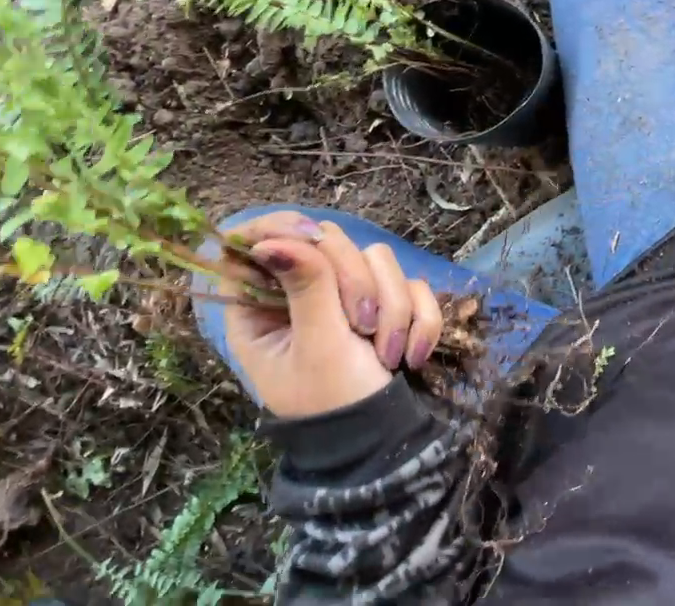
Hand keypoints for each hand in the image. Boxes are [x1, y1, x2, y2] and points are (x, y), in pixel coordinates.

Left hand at [214, 211, 445, 418]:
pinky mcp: (390, 304)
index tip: (314, 239)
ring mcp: (350, 298)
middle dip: (357, 283)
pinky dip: (420, 318)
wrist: (385, 446)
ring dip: (393, 308)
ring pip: (379, 261)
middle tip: (362, 326)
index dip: (282, 228)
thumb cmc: (335, 402)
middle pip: (330, 243)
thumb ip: (306, 286)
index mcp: (262, 309)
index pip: (254, 244)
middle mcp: (303, 295)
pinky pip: (412, 284)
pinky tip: (411, 355)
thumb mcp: (318, 346)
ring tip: (387, 355)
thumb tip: (270, 239)